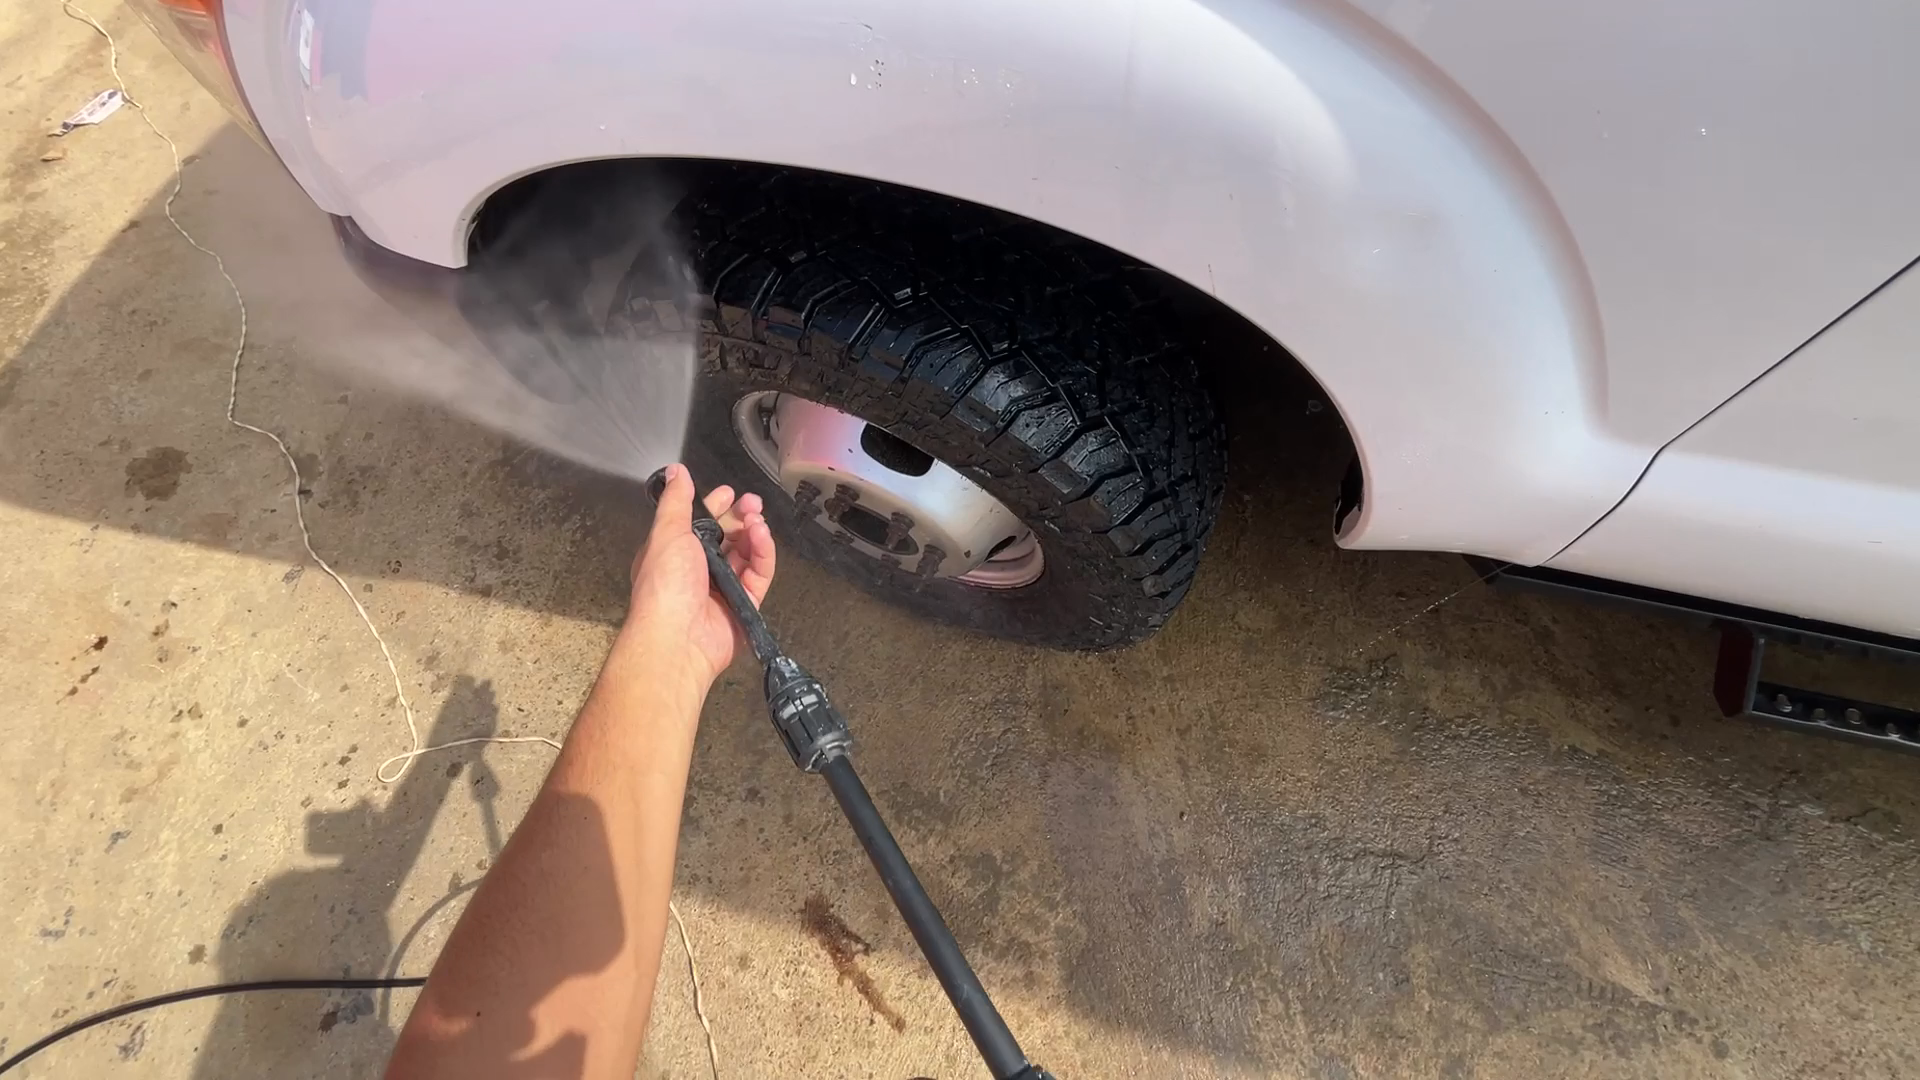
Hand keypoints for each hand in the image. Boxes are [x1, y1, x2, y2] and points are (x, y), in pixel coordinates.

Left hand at [625, 464, 776, 693]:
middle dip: (742, 517)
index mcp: (675, 552)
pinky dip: (763, 554)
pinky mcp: (745, 603)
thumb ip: (677, 501)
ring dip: (754, 533)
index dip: (716, 507)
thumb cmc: (664, 585)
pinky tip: (762, 538)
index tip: (730, 493)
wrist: (677, 636)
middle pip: (729, 536)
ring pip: (747, 553)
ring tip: (758, 521)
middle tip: (753, 503)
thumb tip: (676, 472)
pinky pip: (760, 573)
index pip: (701, 523)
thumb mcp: (667, 533)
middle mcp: (699, 570)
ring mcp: (724, 587)